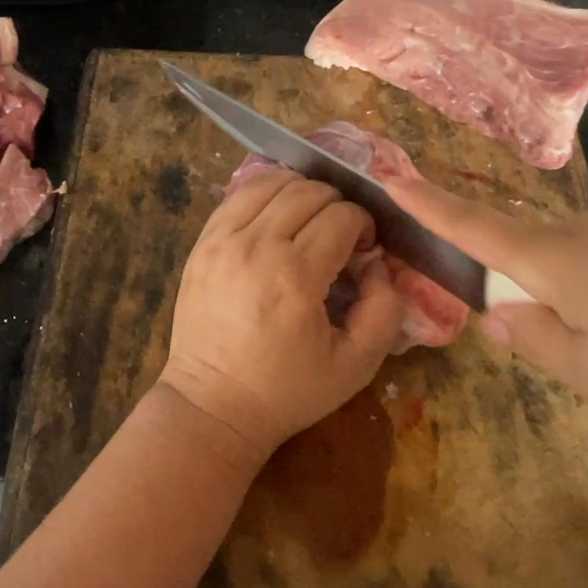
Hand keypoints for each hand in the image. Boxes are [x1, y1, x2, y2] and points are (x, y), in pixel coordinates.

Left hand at [159, 170, 405, 460]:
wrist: (213, 404)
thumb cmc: (287, 390)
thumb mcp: (356, 365)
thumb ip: (385, 310)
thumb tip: (378, 264)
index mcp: (296, 277)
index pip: (342, 216)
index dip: (364, 226)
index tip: (364, 250)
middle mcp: (257, 247)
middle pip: (310, 192)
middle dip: (337, 206)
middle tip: (340, 237)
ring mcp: (223, 240)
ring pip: (273, 182)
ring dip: (302, 192)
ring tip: (309, 222)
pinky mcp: (203, 242)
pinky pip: (239, 194)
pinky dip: (266, 193)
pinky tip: (277, 216)